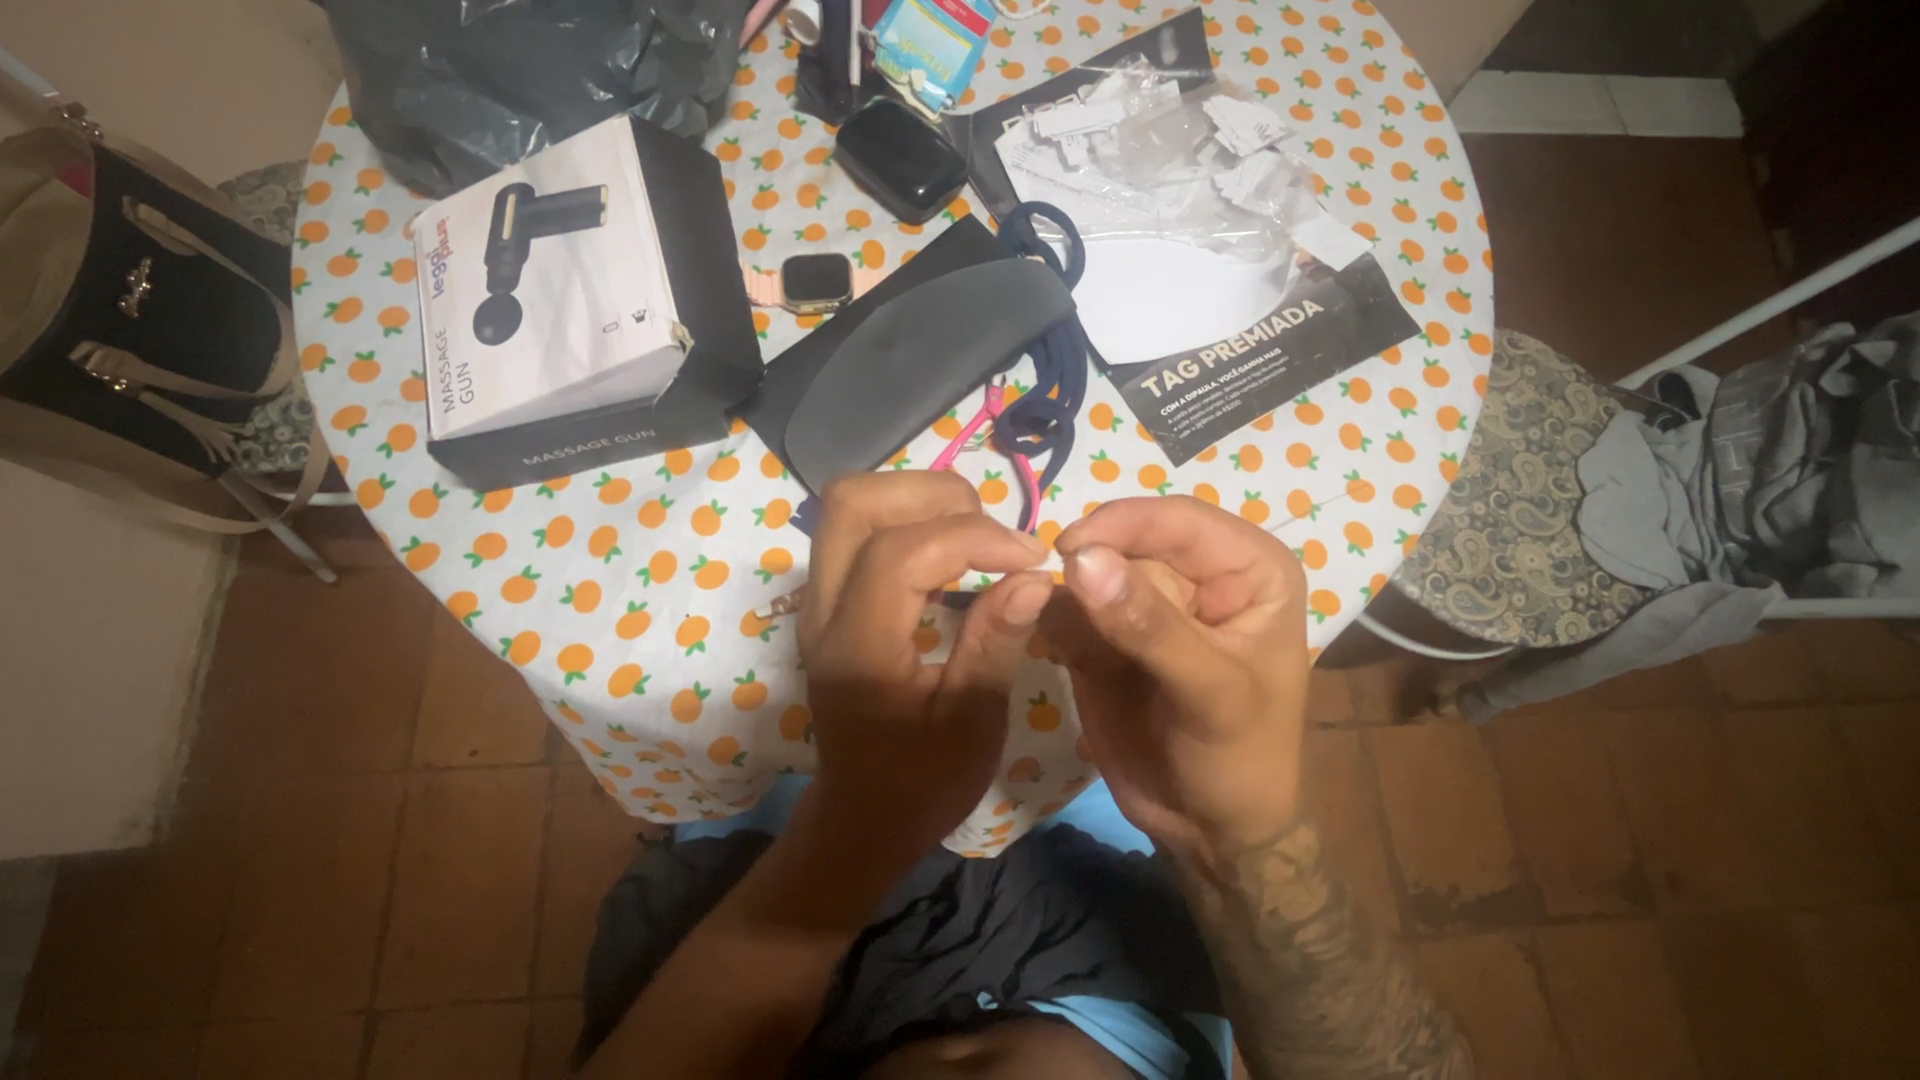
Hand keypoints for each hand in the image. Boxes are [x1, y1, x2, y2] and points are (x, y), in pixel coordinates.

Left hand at [799, 471, 1052, 870]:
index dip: (973, 538)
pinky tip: (948, 553)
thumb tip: (1034, 577)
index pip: (900, 552)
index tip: (1031, 558)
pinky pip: (856, 530)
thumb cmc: (921, 784)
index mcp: (859, 647)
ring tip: (973, 537)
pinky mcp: (829, 602)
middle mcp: (824, 611)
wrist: (862, 818)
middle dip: (933, 496)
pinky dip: (906, 520)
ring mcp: (818, 602)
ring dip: (917, 500)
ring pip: (848, 506)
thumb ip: (995, 643)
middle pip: (853, 503)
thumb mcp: (972, 724)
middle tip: (991, 534)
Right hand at [1044, 496, 1309, 862]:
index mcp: (1247, 567)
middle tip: (1052, 607)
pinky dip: (1048, 624)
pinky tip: (1050, 651)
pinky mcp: (1103, 633)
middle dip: (1086, 570)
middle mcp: (1194, 573)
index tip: (1067, 551)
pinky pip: (1065, 610)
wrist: (1205, 828)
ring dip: (1061, 601)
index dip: (1122, 526)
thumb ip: (1149, 625)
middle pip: (1123, 543)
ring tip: (1060, 643)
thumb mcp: (1209, 692)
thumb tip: (1080, 558)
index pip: (1177, 520)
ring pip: (1087, 572)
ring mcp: (1144, 603)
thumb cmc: (1239, 757)